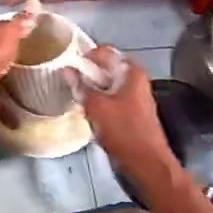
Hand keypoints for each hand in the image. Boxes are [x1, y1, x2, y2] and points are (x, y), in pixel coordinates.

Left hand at [0, 9, 34, 117]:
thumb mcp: (7, 32)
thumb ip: (21, 21)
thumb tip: (35, 1)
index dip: (11, 29)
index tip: (30, 34)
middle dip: (9, 57)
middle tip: (35, 61)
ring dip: (8, 82)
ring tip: (33, 86)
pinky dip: (9, 112)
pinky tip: (24, 117)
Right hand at [80, 47, 182, 184]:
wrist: (145, 161)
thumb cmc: (123, 130)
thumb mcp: (96, 106)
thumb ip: (81, 86)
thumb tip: (67, 70)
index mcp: (131, 72)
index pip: (105, 51)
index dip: (85, 56)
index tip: (67, 65)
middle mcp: (135, 80)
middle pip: (105, 68)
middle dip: (86, 75)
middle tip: (68, 83)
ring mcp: (134, 97)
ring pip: (106, 86)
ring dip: (91, 91)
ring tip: (75, 98)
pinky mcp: (131, 112)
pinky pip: (110, 100)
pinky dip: (98, 103)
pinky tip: (87, 113)